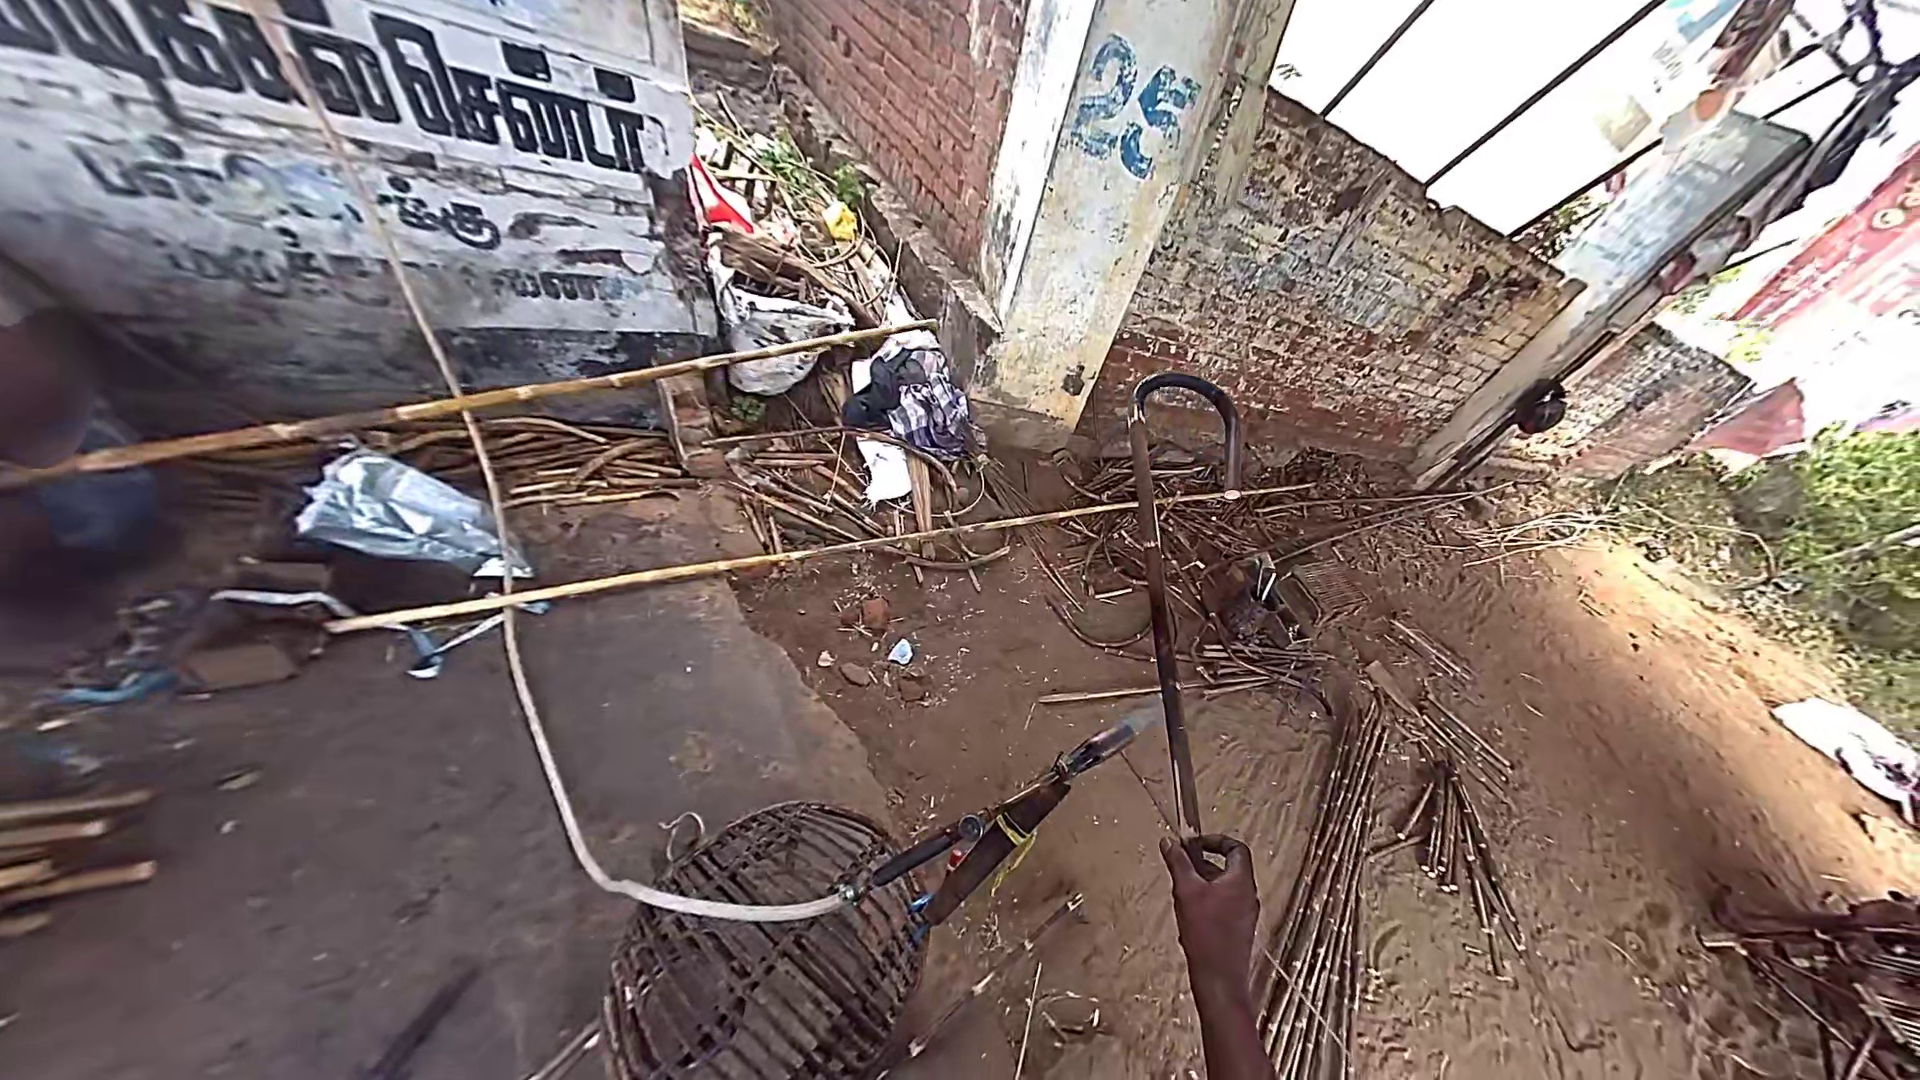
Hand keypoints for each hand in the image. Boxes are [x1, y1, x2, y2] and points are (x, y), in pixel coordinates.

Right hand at [1161, 834, 1259, 996]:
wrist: (1219, 979)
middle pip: (1228, 867)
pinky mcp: (1239, 930)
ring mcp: (1245, 914)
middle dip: (1203, 863)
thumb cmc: (1205, 931)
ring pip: (1224, 886)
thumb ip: (1178, 862)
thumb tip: (1169, 841)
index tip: (1194, 844)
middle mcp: (1248, 896)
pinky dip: (1207, 900)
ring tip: (1181, 890)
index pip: (1237, 848)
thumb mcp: (1186, 889)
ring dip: (1202, 882)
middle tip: (1181, 866)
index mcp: (1241, 882)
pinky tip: (1189, 914)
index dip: (1216, 841)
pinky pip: (1224, 904)